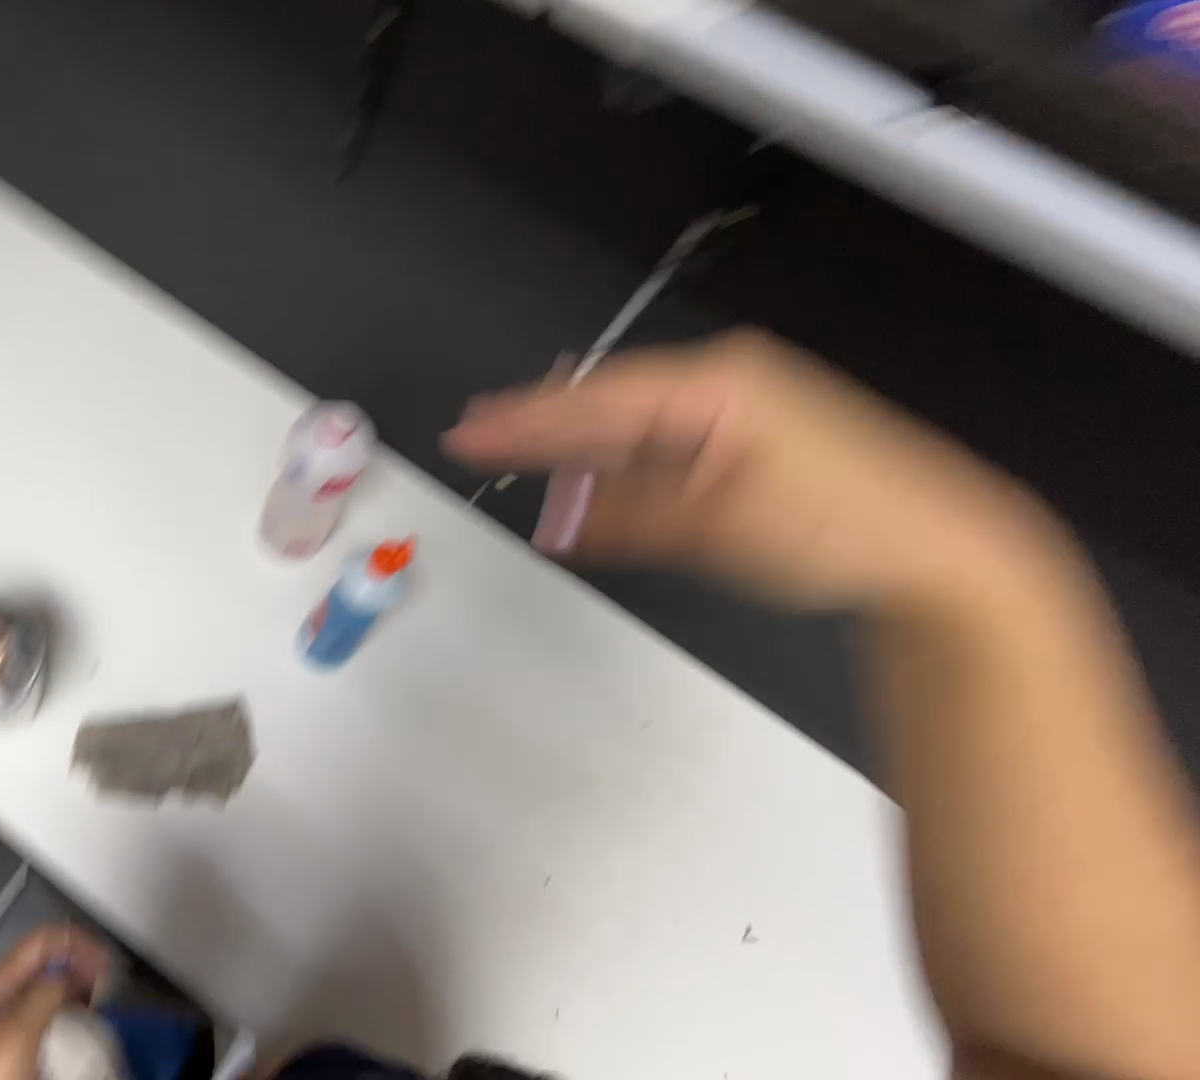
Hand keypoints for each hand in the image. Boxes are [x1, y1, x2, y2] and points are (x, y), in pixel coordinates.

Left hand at [0, 925, 112, 1079]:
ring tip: (100, 1000)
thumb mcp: (16, 1034)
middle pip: (50, 958)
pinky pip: (52, 1009)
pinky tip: (83, 1021)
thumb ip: (44, 994)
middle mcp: (2, 992)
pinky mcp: (19, 1039)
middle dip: (82, 964)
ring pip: (53, 983)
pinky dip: (73, 1008)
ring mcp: (10, 1016)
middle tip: (107, 982)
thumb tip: (73, 976)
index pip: (44, 939)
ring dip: (80, 986)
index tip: (104, 964)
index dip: (77, 944)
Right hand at [442, 328, 1061, 611]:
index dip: (524, 422)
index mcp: (713, 387)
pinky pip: (653, 445)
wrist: (939, 550)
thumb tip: (556, 526)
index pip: (595, 403)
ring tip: (507, 447)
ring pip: (624, 424)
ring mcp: (727, 410)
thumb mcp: (718, 526)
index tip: (468, 434)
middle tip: (472, 431)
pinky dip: (611, 466)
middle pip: (603, 403)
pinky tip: (578, 478)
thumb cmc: (842, 526)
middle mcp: (716, 385)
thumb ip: (627, 518)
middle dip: (535, 422)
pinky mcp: (734, 440)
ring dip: (569, 447)